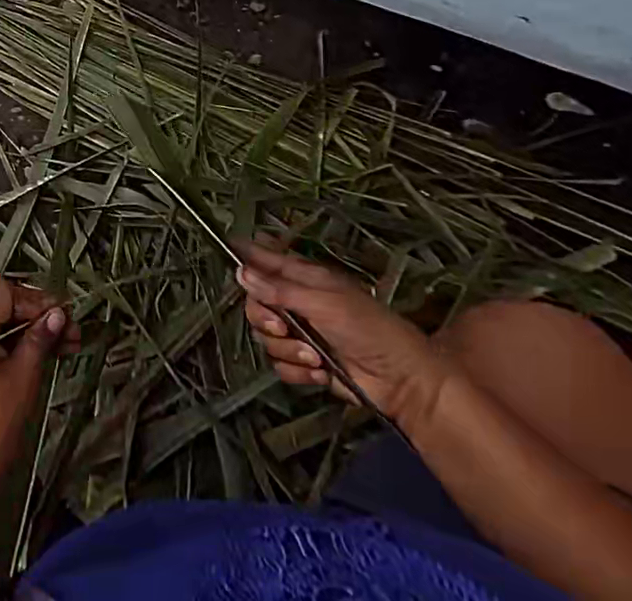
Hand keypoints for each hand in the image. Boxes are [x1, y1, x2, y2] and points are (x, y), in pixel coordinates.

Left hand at [0, 278, 75, 508]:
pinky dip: (19, 340)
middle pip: (0, 301)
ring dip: (31, 326)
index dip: (35, 299)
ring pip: (0, 319)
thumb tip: (59, 314)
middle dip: (37, 312)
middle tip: (73, 331)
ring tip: (68, 343)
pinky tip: (47, 350)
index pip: (1, 290)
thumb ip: (39, 340)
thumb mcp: (22, 378)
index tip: (65, 316)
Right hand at [238, 247, 450, 426]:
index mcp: (306, 280)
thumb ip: (280, 289)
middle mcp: (298, 303)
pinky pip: (278, 363)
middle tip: (284, 326)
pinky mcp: (305, 361)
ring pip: (264, 335)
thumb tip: (240, 272)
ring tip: (315, 356)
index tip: (225, 246)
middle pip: (255, 303)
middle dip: (265, 318)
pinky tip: (318, 371)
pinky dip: (296, 369)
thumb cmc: (373, 333)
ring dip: (287, 348)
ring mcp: (301, 334)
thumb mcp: (326, 304)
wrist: (406, 385)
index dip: (246, 253)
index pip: (266, 259)